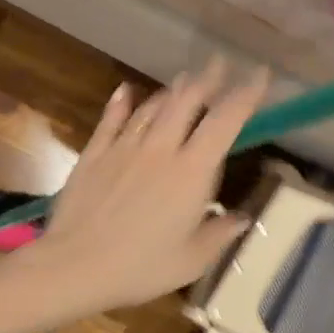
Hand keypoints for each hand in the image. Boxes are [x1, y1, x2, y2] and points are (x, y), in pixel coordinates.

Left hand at [13, 59, 268, 321]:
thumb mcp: (192, 259)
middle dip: (206, 79)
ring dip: (169, 92)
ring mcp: (121, 150)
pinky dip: (119, 104)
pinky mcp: (91, 157)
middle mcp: (159, 150)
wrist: (74, 265)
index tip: (259, 74)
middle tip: (218, 64)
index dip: (246, 93)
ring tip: (183, 81)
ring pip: (149, 109)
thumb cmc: (140, 268)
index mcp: (192, 171)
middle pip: (185, 102)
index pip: (226, 119)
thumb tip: (240, 217)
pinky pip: (108, 122)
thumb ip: (219, 233)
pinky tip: (124, 91)